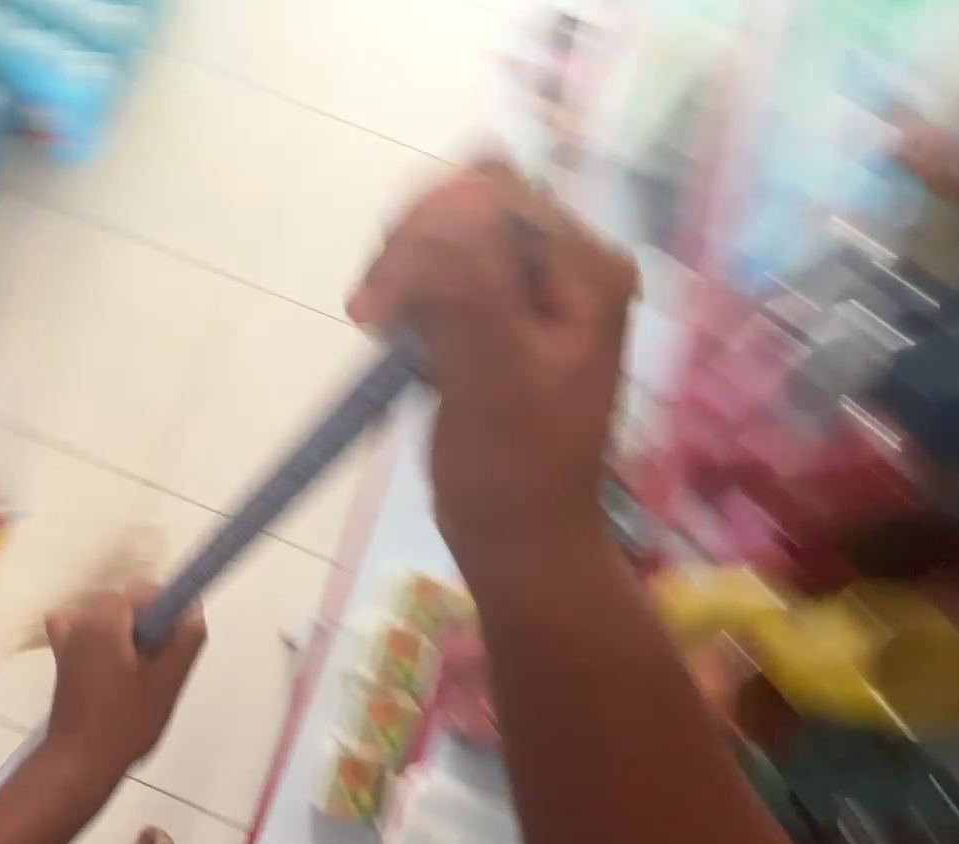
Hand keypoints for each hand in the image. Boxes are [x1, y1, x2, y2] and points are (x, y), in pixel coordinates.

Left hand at [41, 585, 206, 784]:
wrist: (80, 760)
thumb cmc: (126, 722)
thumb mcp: (168, 683)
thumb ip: (186, 640)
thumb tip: (194, 609)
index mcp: (105, 620)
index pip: (144, 591)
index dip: (167, 609)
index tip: (175, 641)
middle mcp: (81, 621)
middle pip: (124, 602)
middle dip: (148, 623)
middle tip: (161, 661)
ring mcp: (66, 640)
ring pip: (107, 617)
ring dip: (127, 633)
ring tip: (140, 670)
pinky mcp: (61, 658)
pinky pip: (84, 631)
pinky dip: (100, 638)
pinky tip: (113, 665)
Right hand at [348, 158, 637, 576]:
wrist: (517, 533)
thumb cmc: (509, 471)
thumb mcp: (491, 380)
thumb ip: (470, 288)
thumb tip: (439, 203)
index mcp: (584, 268)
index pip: (489, 197)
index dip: (421, 238)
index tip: (376, 311)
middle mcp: (566, 264)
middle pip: (470, 201)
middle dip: (410, 249)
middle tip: (374, 317)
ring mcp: (532, 291)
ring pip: (450, 235)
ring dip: (403, 272)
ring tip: (381, 329)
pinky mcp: (498, 318)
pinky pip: (443, 275)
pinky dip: (409, 296)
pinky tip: (396, 337)